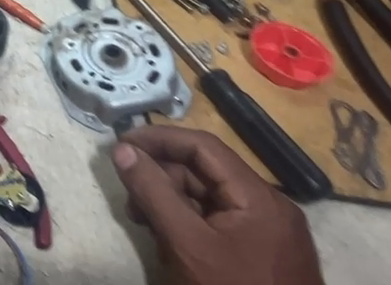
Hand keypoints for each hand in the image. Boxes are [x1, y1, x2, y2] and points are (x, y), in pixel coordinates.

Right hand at [111, 126, 323, 284]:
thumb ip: (153, 191)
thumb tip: (122, 150)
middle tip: (129, 197)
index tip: (121, 146)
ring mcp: (267, 232)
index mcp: (260, 198)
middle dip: (160, 177)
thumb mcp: (186, 243)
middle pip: (203, 171)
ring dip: (169, 202)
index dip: (158, 138)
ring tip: (144, 224)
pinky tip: (167, 243)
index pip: (202, 146)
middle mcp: (269, 207)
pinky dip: (187, 223)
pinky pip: (217, 221)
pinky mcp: (261, 252)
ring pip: (206, 197)